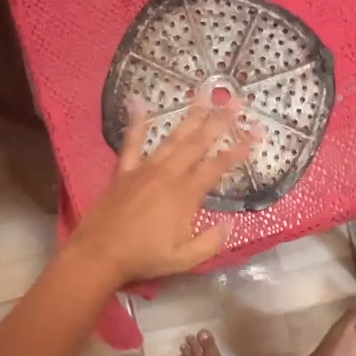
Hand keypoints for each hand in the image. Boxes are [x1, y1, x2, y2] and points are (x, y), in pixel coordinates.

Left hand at [66, 101, 254, 285]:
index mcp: (185, 194)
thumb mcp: (184, 259)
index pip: (218, 166)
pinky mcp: (124, 171)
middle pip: (198, 143)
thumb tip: (230, 224)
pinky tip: (139, 103)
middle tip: (234, 101)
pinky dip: (137, 123)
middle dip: (218, 121)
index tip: (255, 133)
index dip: (239, 149)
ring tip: (202, 96)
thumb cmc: (144, 257)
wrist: (99, 253)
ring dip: (189, 117)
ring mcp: (145, 169)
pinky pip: (132, 143)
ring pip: (172, 138)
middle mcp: (168, 174)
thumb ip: (210, 242)